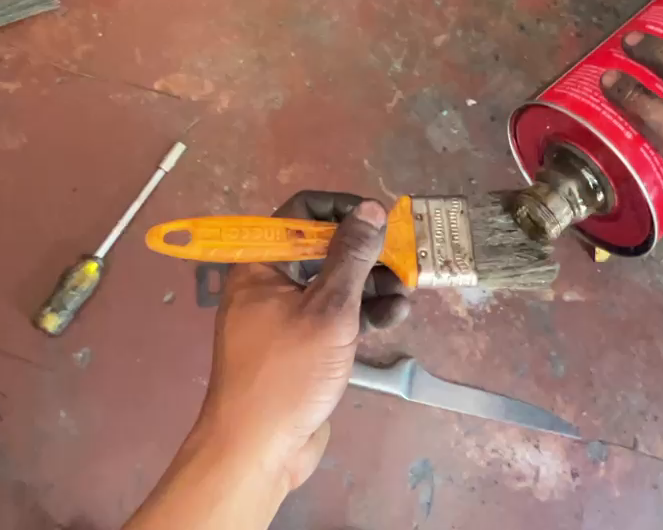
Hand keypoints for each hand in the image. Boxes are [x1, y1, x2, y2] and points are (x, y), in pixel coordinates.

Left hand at [194, 196, 392, 492]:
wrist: (257, 453)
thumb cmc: (287, 370)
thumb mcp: (328, 308)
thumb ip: (352, 255)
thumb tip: (372, 208)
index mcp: (262, 261)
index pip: (303, 211)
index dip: (342, 208)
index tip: (377, 218)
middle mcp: (271, 280)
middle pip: (324, 247)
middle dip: (366, 252)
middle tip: (402, 257)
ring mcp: (286, 313)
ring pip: (333, 282)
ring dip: (371, 283)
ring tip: (406, 291)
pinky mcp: (302, 343)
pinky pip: (333, 314)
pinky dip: (362, 312)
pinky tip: (394, 315)